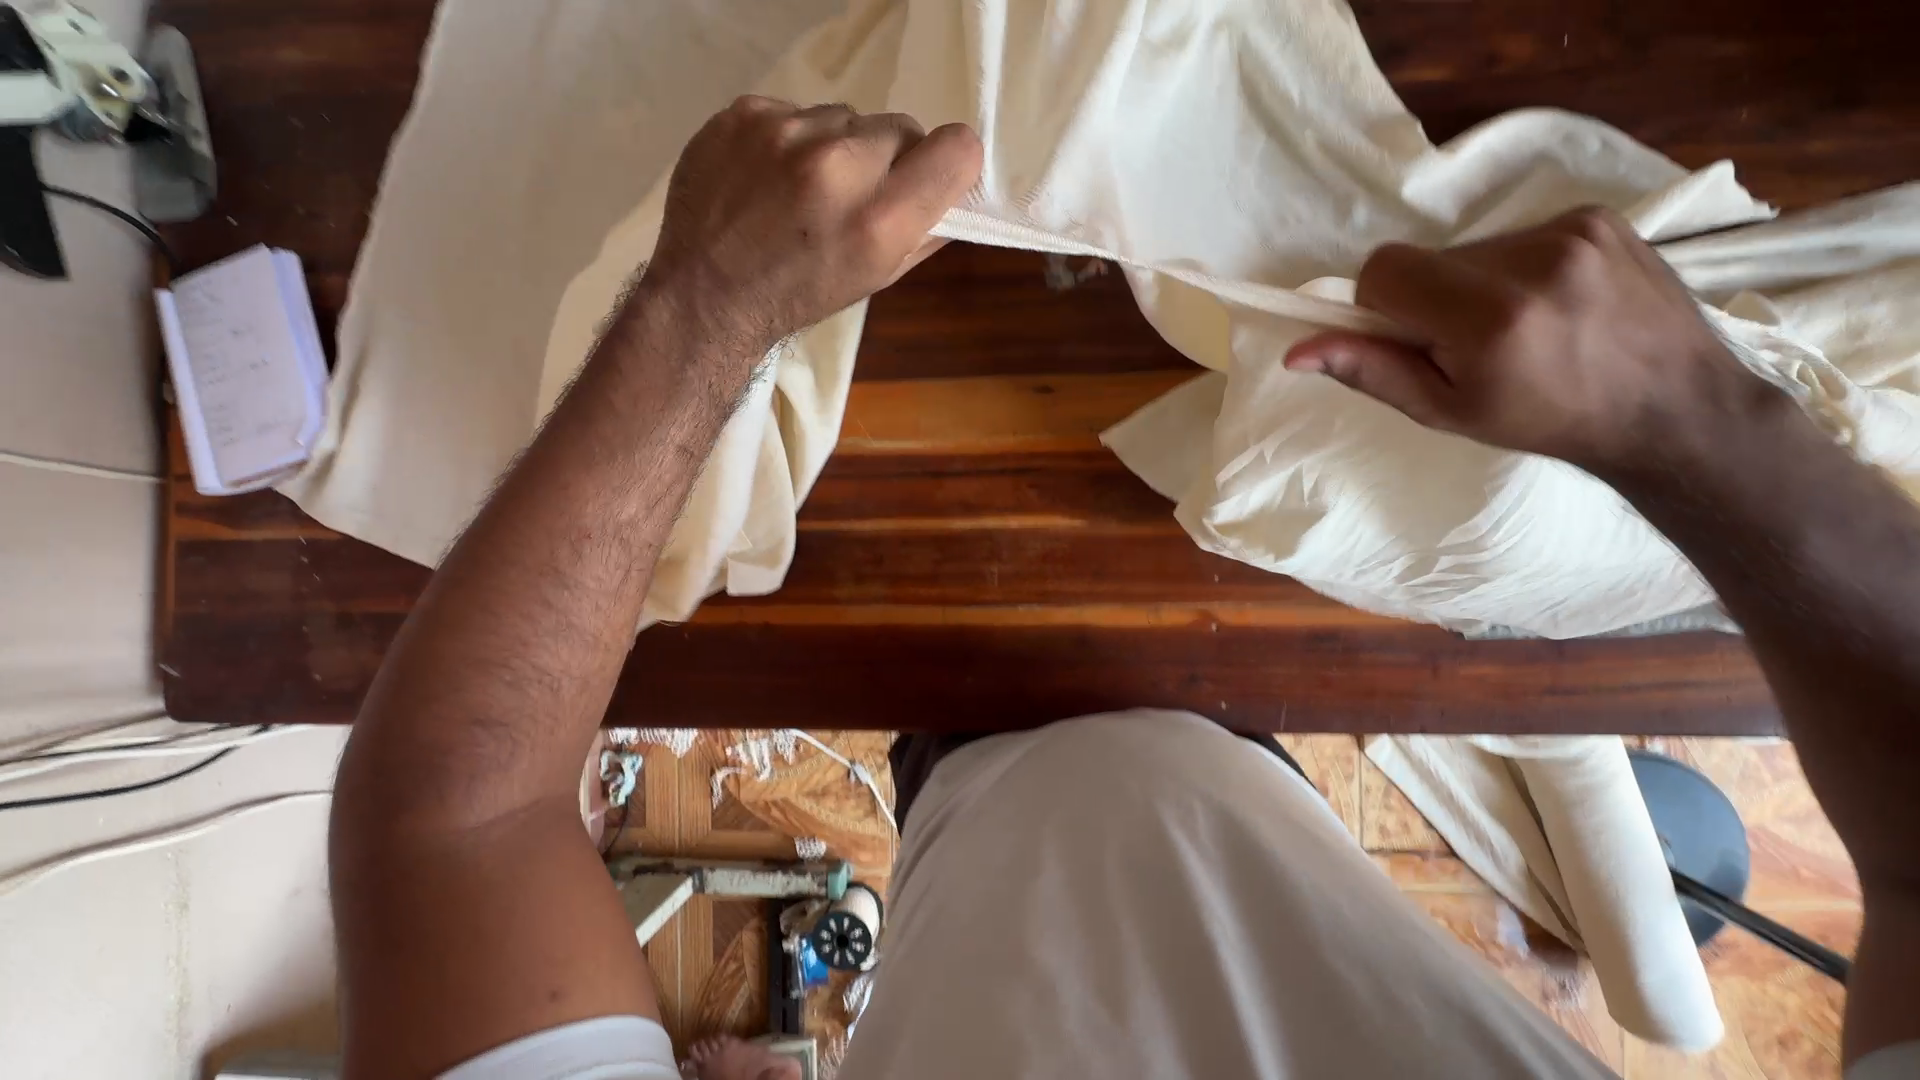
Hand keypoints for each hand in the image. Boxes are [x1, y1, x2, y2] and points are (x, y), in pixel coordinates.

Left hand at [641, 97, 983, 356]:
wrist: (707, 293)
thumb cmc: (800, 294)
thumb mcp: (875, 278)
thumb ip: (924, 232)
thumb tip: (955, 191)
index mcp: (877, 220)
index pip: (956, 148)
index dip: (947, 163)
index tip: (927, 178)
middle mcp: (836, 166)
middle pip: (901, 127)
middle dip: (887, 158)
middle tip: (853, 195)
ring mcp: (785, 132)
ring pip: (846, 116)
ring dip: (837, 145)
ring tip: (802, 188)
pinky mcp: (745, 113)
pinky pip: (796, 110)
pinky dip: (792, 138)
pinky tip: (770, 175)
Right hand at [1284, 208, 1791, 476]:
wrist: (1671, 405)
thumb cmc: (1543, 420)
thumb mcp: (1444, 411)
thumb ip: (1370, 371)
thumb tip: (1295, 351)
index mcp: (1490, 317)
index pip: (1382, 271)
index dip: (1377, 307)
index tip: (1408, 340)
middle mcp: (1532, 258)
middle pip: (1422, 258)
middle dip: (1424, 298)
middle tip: (1465, 344)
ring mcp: (1572, 228)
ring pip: (1465, 248)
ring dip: (1466, 284)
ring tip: (1513, 325)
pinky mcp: (1596, 214)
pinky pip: (1510, 236)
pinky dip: (1508, 269)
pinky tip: (1545, 303)